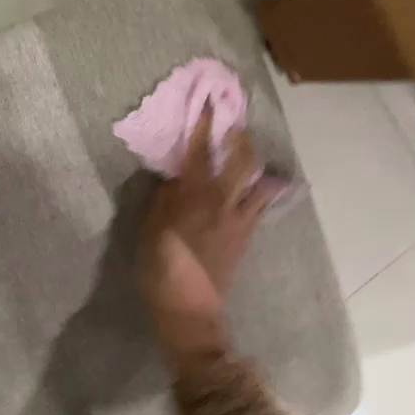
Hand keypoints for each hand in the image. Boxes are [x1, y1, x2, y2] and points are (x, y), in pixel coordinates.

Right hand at [139, 109, 275, 370]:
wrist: (188, 310)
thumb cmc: (160, 269)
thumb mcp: (150, 229)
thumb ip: (163, 198)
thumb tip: (173, 177)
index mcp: (195, 197)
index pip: (200, 153)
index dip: (204, 127)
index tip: (208, 104)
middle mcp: (223, 203)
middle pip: (240, 161)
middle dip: (239, 137)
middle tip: (235, 119)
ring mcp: (239, 220)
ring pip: (256, 182)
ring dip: (254, 162)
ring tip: (250, 150)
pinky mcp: (246, 236)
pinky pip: (260, 206)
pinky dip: (264, 190)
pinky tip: (264, 184)